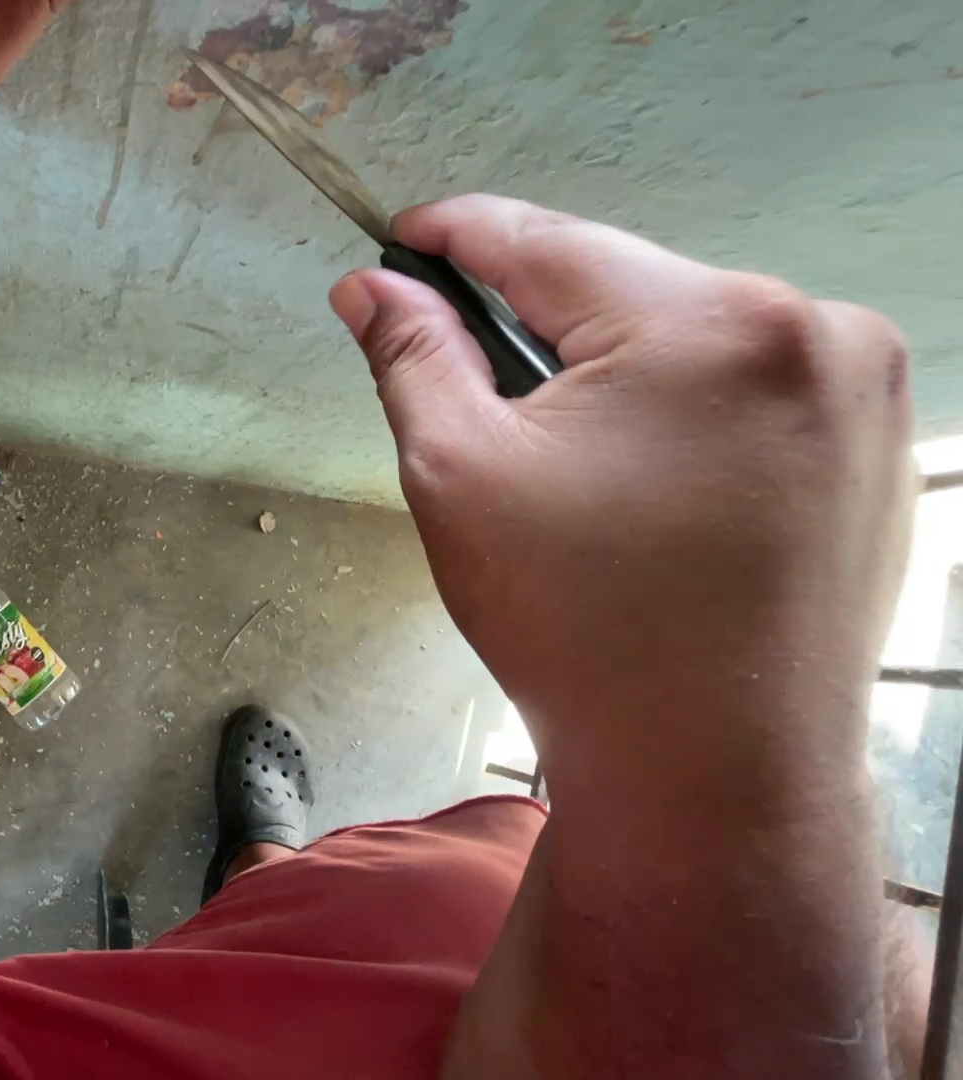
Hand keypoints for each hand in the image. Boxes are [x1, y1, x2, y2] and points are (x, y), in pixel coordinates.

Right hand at [332, 195, 914, 804]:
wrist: (704, 760)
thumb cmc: (565, 613)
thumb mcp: (454, 469)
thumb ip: (411, 356)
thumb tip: (369, 287)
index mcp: (702, 324)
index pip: (542, 238)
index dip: (452, 232)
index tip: (397, 237)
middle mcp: (807, 327)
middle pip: (613, 284)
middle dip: (519, 315)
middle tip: (449, 369)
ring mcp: (858, 385)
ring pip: (671, 331)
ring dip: (585, 361)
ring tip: (533, 446)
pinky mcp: (869, 440)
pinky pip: (727, 380)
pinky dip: (651, 399)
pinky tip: (612, 474)